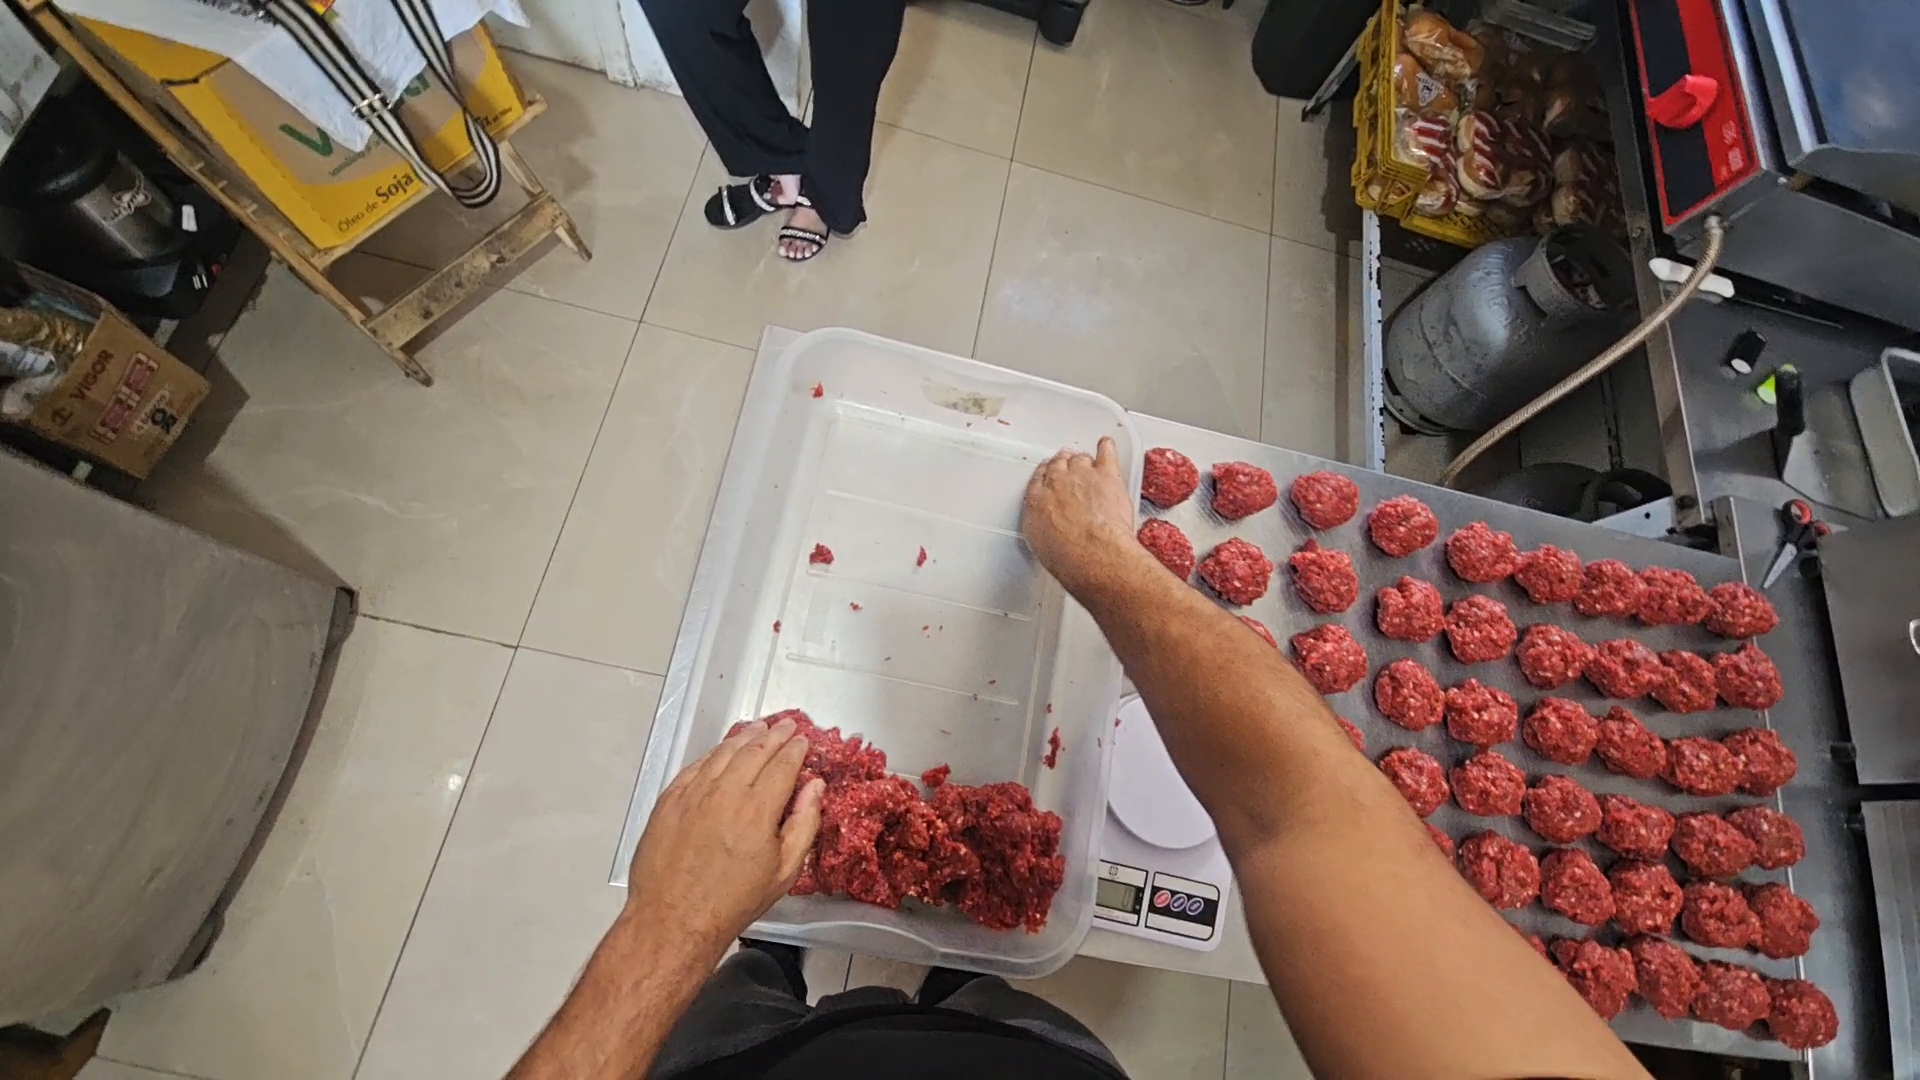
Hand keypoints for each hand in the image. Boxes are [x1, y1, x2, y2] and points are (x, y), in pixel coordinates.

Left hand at [624, 717, 824, 961]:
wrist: (672, 922)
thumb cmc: (733, 901)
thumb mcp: (784, 872)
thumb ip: (805, 824)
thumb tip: (815, 787)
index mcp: (758, 810)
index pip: (783, 764)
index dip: (796, 749)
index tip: (803, 741)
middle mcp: (726, 793)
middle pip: (755, 750)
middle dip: (775, 735)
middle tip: (786, 726)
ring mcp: (693, 794)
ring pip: (724, 752)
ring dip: (745, 736)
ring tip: (758, 728)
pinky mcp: (669, 800)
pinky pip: (696, 765)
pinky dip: (714, 753)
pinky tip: (723, 749)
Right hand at [1022, 436, 1141, 594]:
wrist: (1091, 552)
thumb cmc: (1067, 555)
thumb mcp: (1041, 545)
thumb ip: (1042, 527)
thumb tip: (1048, 531)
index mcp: (1037, 500)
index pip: (1038, 480)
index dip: (1045, 476)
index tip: (1048, 476)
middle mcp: (1057, 482)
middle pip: (1059, 465)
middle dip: (1062, 465)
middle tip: (1067, 467)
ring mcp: (1082, 475)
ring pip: (1080, 459)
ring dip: (1083, 460)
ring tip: (1087, 460)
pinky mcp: (1107, 475)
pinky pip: (1106, 453)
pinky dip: (1106, 447)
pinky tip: (1107, 445)